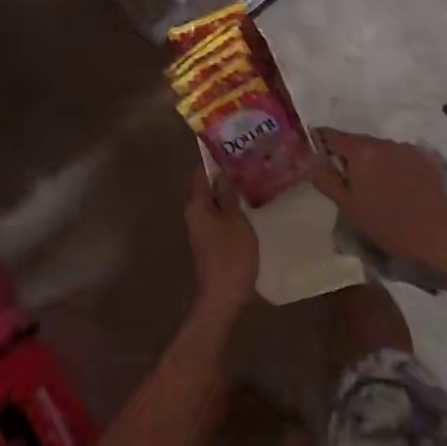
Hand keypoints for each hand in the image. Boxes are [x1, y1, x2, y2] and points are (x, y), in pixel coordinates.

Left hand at [184, 169, 257, 320]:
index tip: (233, 150)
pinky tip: (248, 209)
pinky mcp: (209, 241)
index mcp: (196, 205)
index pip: (201, 173)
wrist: (222, 295)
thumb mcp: (235, 222)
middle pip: (206, 187)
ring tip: (253, 183)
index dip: (215, 160)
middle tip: (249, 165)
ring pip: (213, 203)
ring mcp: (200, 228)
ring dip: (229, 194)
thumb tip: (222, 174)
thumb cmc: (230, 255)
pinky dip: (230, 210)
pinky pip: (218, 217)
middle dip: (225, 176)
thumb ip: (228, 197)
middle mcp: (193, 213)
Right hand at [310, 128, 446, 272]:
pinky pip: (400, 157)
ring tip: (374, 186)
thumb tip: (315, 160)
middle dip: (347, 156)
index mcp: (362, 151)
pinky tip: (397, 187)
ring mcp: (409, 151)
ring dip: (371, 161)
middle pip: (356, 141)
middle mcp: (385, 143)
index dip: (320, 143)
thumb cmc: (386, 224)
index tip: (317, 158)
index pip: (330, 135)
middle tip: (346, 181)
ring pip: (379, 149)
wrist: (439, 239)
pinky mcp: (428, 161)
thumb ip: (324, 178)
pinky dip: (392, 166)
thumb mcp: (345, 205)